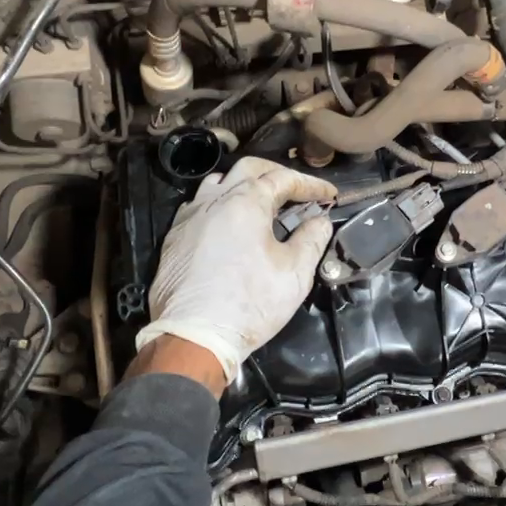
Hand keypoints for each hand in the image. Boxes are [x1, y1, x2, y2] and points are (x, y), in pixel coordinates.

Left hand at [136, 157, 336, 390]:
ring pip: (220, 182)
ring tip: (264, 204)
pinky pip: (201, 205)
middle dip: (278, 174)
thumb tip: (319, 220)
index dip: (311, 185)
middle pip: (249, 169)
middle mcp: (215, 199)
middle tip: (298, 191)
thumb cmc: (249, 303)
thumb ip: (312, 238)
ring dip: (246, 185)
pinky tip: (232, 224)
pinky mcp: (175, 237)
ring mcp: (190, 216)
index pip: (284, 179)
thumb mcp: (295, 272)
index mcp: (246, 202)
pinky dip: (223, 204)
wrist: (194, 336)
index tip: (329, 195)